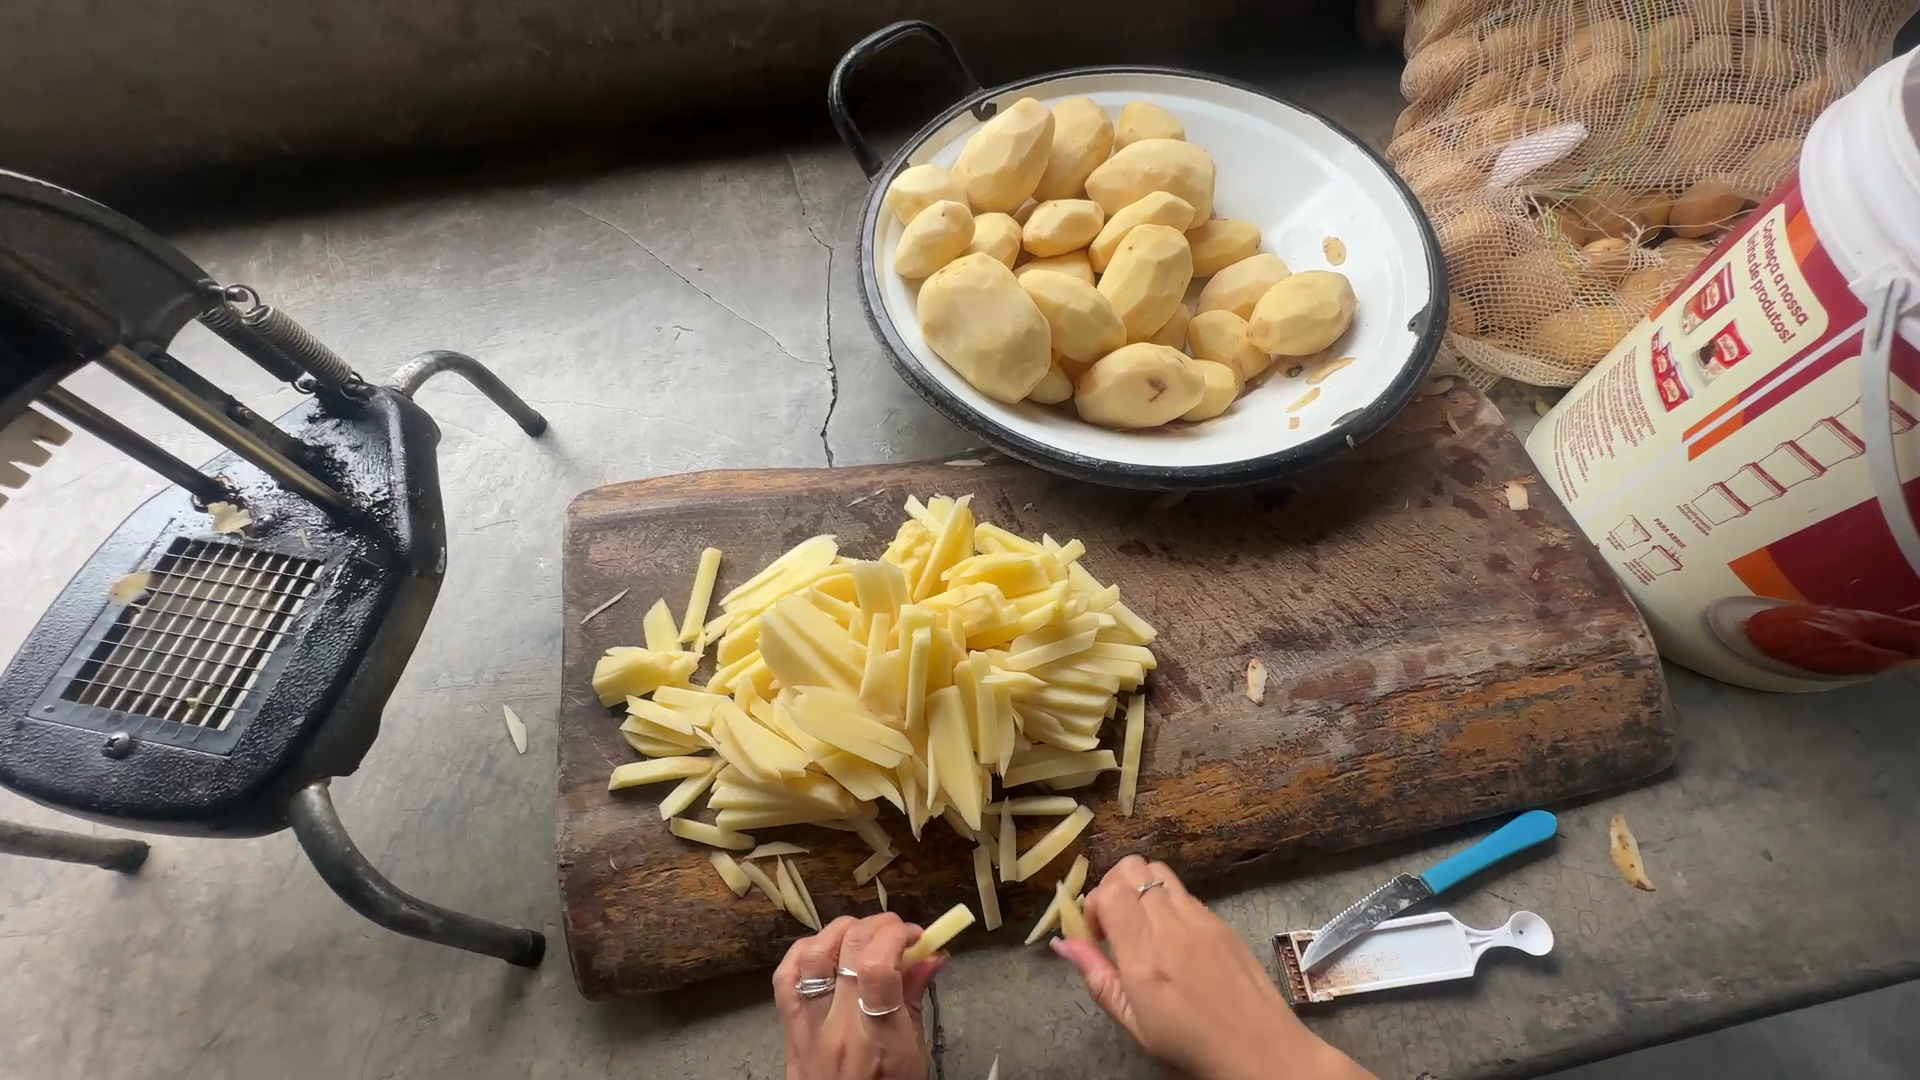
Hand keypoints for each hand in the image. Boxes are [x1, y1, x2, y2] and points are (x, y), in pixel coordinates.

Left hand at [775, 913, 948, 1079]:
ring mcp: (807, 1023)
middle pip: (851, 949)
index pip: (877, 968)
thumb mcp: (914, 1055)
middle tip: (897, 932)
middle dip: (880, 925)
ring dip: (845, 930)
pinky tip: (830, 949)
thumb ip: (917, 998)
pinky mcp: (788, 1024)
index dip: (897, 936)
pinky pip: (787, 973)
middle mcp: (837, 1027)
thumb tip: (933, 953)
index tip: (915, 936)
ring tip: (864, 935)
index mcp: (876, 1040)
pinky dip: (808, 949)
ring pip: (815, 951)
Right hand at [1052, 856, 1372, 1079]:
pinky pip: (1182, 890)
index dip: (1094, 904)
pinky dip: (1166, 900)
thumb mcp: (1135, 1023)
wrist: (1262, 1052)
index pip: (1110, 891)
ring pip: (1156, 869)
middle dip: (1112, 886)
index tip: (1097, 934)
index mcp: (1144, 954)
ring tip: (1141, 921)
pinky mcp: (1218, 918)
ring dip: (1139, 885)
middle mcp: (1170, 925)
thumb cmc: (1190, 1044)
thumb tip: (1062, 943)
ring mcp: (1198, 917)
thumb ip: (1098, 977)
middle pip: (1130, 867)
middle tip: (1115, 922)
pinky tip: (1172, 934)